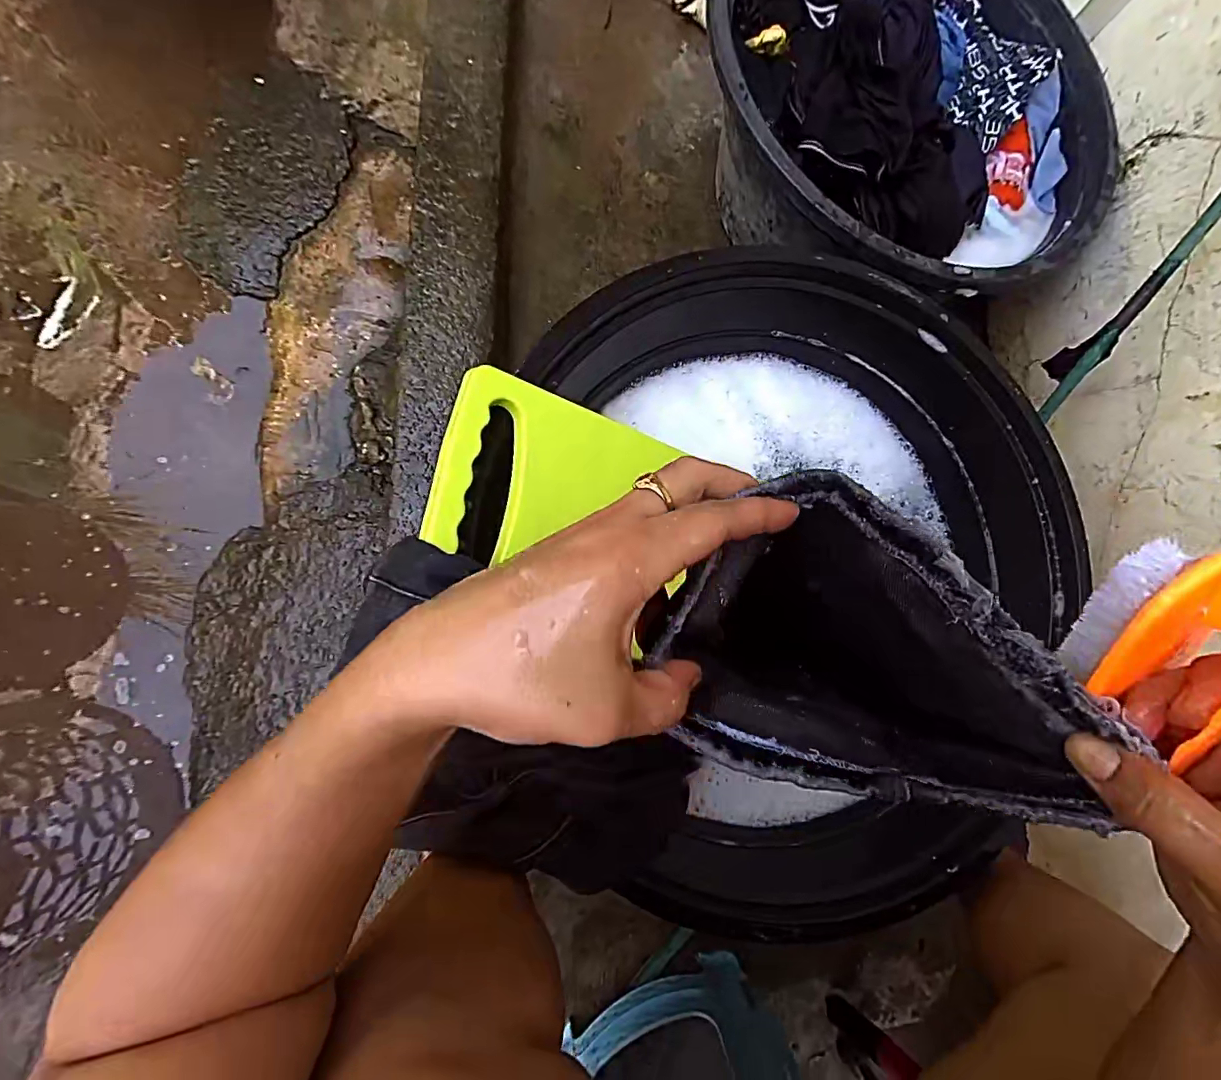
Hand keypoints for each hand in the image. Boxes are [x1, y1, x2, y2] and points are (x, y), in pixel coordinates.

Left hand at [344, 458, 797, 747]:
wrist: (431, 664)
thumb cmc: (520, 682)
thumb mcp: (607, 713)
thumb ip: (664, 699)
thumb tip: (684, 678)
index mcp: (630, 558)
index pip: (709, 521)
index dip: (755, 513)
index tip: (789, 510)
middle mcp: (607, 530)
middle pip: (678, 478)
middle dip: (726, 479)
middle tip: (758, 498)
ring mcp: (578, 533)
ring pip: (648, 492)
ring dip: (688, 498)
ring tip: (715, 536)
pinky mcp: (557, 548)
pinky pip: (622, 517)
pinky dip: (657, 522)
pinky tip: (657, 574)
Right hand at [1065, 657, 1220, 1065]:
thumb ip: (1154, 802)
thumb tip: (1080, 742)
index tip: (1172, 693)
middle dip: (1177, 699)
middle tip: (1126, 721)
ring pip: (1201, 714)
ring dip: (1153, 721)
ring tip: (1116, 743)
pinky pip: (1180, 746)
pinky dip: (1145, 747)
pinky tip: (1121, 760)